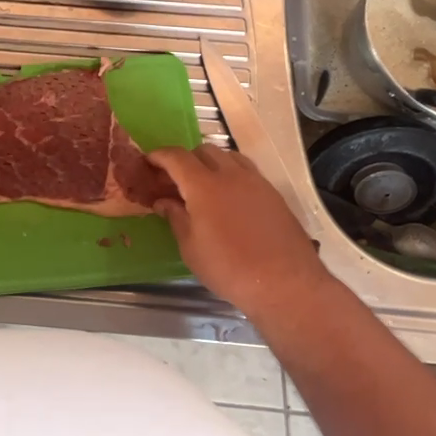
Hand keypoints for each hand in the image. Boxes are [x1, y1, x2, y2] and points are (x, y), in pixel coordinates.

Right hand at [146, 144, 329, 315]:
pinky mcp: (274, 195)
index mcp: (204, 185)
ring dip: (211, 163)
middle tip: (176, 180)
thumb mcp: (191, 247)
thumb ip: (175, 217)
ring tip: (204, 184)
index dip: (159, 156)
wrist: (286, 285)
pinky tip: (230, 198)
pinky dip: (232, 175)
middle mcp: (231, 175)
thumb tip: (164, 202)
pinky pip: (247, 171)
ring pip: (229, 156)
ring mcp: (256, 182)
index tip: (148, 163)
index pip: (176, 157)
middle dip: (185, 159)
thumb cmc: (229, 268)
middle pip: (203, 150)